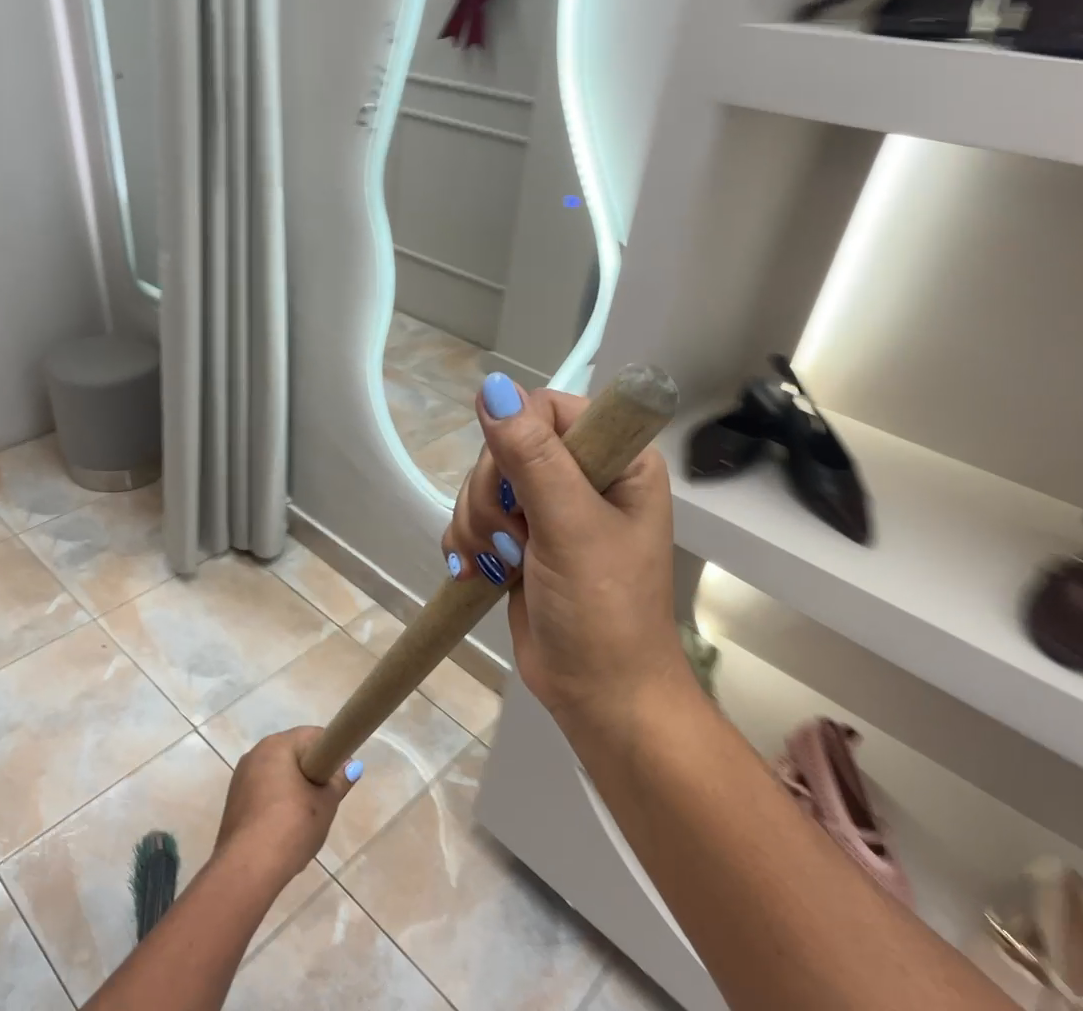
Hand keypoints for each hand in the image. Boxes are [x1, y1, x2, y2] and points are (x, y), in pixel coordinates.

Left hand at [215, 727, 358, 882]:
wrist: (248, 867)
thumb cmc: (292, 826)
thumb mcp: (325, 803)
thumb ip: (339, 781)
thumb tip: (350, 766)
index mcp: (277, 746)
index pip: (312, 735)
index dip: (332, 751)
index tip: (342, 773)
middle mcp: (255, 754)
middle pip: (293, 753)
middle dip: (312, 770)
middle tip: (327, 796)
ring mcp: (240, 778)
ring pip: (277, 773)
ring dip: (294, 786)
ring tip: (307, 815)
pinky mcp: (234, 801)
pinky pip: (263, 791)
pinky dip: (277, 801)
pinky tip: (285, 826)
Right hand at [441, 374, 683, 721]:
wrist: (598, 694)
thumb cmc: (603, 612)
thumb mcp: (570, 528)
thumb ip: (531, 457)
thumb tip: (491, 387)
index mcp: (616, 459)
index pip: (546, 410)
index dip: (518, 441)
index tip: (519, 490)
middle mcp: (582, 476)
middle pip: (504, 447)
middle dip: (493, 497)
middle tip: (515, 543)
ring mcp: (548, 511)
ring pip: (482, 485)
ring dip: (477, 526)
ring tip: (502, 567)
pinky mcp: (519, 542)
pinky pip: (473, 519)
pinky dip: (466, 544)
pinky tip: (477, 573)